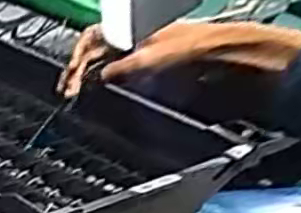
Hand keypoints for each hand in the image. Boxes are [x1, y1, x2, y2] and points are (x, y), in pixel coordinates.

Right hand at [59, 20, 300, 97]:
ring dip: (86, 81)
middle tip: (68, 92)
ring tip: (76, 96)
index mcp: (138, 26)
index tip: (69, 81)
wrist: (232, 64)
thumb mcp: (151, 58)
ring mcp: (143, 56)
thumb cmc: (202, 51)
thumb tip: (94, 79)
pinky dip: (100, 87)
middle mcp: (138, 38)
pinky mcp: (149, 72)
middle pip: (94, 51)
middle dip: (78, 71)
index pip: (93, 36)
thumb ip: (118, 67)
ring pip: (102, 65)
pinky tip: (96, 96)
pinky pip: (115, 77)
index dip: (77, 58)